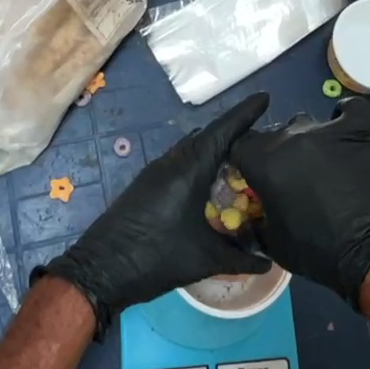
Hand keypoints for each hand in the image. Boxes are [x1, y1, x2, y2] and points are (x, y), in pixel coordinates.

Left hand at [39, 94, 272, 333]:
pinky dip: (200, 162)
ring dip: (215, 149)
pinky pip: (180, 161)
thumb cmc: (155, 259)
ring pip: (192, 149)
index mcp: (189, 170)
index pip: (222, 132)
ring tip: (242, 158)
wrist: (100, 270)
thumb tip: (269, 265)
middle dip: (235, 132)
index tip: (265, 98)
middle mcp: (172, 162)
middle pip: (208, 137)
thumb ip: (240, 258)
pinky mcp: (147, 184)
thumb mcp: (204, 260)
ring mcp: (156, 172)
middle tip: (262, 139)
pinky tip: (212, 181)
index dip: (245, 113)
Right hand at [230, 96, 369, 311]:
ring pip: (307, 125)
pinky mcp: (359, 129)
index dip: (246, 162)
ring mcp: (325, 128)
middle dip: (278, 155)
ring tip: (322, 165)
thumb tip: (252, 217)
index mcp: (263, 160)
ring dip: (308, 142)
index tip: (255, 178)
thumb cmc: (319, 251)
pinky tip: (346, 130)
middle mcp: (289, 136)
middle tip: (293, 181)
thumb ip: (256, 221)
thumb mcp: (273, 243)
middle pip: (275, 135)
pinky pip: (350, 110)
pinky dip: (346, 117)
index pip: (241, 146)